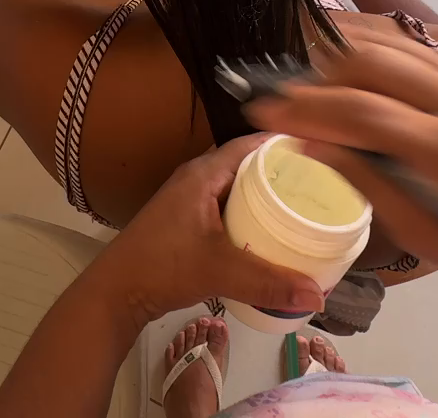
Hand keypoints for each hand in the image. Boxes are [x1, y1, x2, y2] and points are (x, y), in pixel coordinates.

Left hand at [90, 135, 324, 324]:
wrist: (118, 290)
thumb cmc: (164, 266)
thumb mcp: (220, 271)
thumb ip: (269, 281)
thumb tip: (319, 294)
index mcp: (204, 173)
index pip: (249, 144)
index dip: (281, 144)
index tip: (316, 150)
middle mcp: (198, 177)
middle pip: (245, 163)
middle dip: (279, 170)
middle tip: (319, 181)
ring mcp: (191, 197)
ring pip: (236, 186)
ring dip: (264, 193)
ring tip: (302, 204)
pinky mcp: (188, 217)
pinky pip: (227, 204)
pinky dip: (250, 211)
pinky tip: (270, 230)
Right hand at [247, 25, 437, 277]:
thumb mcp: (415, 231)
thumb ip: (361, 178)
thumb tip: (306, 141)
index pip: (361, 112)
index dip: (306, 108)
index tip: (263, 110)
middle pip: (370, 64)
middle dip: (317, 77)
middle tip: (285, 100)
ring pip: (387, 47)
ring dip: (340, 60)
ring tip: (310, 86)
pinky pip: (409, 49)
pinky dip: (369, 53)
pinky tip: (346, 70)